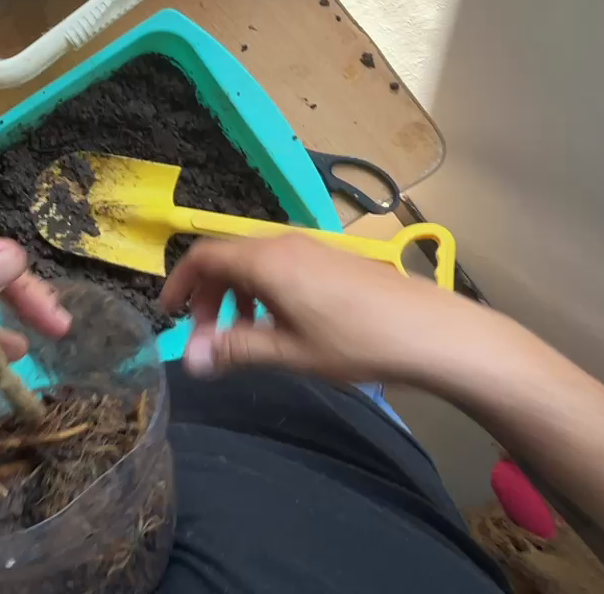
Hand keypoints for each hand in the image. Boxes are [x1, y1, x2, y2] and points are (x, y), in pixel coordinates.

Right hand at [159, 231, 526, 386]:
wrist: (434, 331)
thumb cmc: (355, 341)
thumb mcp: (289, 352)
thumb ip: (235, 350)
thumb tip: (188, 359)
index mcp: (263, 261)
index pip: (202, 257)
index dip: (180, 283)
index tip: (169, 314)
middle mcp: (280, 244)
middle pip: (226, 258)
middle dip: (209, 296)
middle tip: (210, 337)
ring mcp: (308, 247)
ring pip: (253, 262)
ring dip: (237, 295)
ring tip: (247, 335)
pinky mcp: (329, 257)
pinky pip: (278, 265)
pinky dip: (262, 290)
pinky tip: (283, 324)